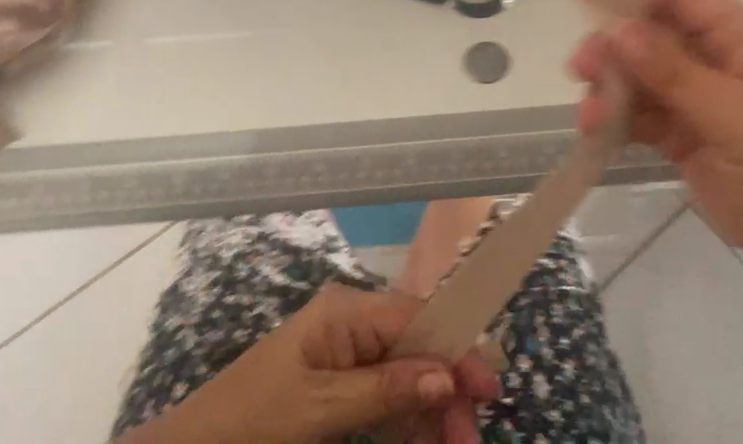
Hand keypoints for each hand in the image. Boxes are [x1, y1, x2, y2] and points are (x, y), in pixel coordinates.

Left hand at [139, 284, 498, 443]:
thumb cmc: (254, 418)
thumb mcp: (321, 408)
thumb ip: (386, 390)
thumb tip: (447, 376)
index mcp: (345, 311)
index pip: (416, 316)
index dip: (454, 348)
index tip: (488, 387)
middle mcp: (351, 323)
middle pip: (416, 346)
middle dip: (447, 387)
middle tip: (470, 436)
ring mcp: (346, 353)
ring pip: (407, 373)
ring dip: (433, 407)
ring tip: (457, 442)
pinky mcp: (340, 382)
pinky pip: (387, 394)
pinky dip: (408, 417)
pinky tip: (428, 437)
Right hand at [567, 0, 742, 263]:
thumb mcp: (735, 117)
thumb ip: (674, 72)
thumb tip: (618, 28)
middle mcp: (720, 59)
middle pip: (654, 33)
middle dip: (614, 46)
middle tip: (579, 67)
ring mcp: (702, 98)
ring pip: (642, 74)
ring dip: (611, 86)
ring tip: (589, 112)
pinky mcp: (685, 134)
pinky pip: (643, 114)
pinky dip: (618, 118)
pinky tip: (595, 129)